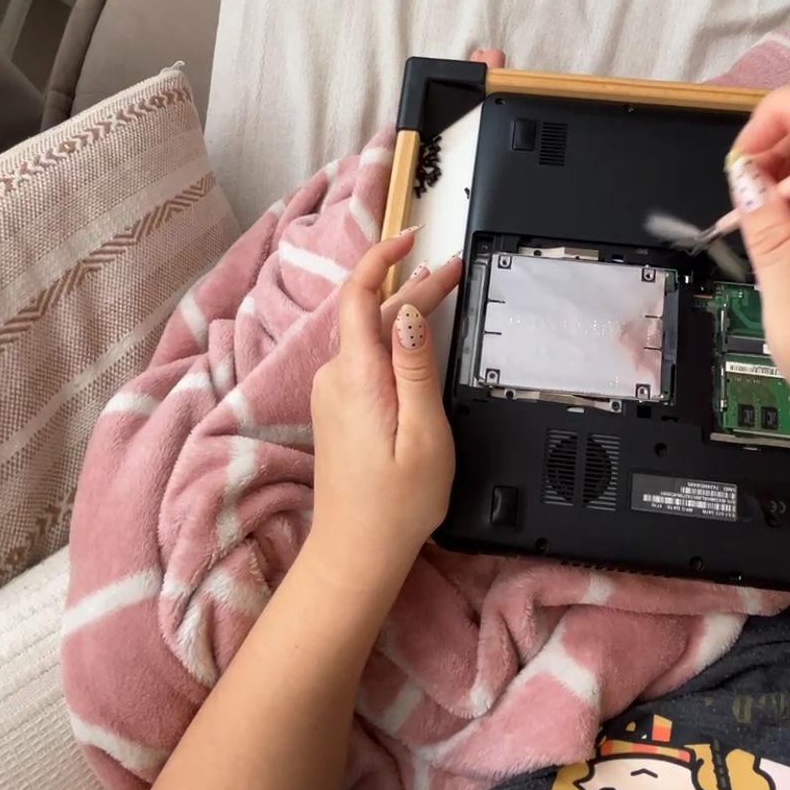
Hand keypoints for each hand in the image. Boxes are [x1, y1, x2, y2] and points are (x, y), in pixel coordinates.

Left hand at [307, 228, 463, 587]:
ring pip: (371, 335)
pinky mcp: (338, 406)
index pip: (358, 296)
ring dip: (404, 311)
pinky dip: (394, 338)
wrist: (356, 550)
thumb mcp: (422, 431)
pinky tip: (415, 338)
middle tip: (456, 272)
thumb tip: (411, 311)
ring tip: (441, 291)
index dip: (381, 259)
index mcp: (358, 377)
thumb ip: (416, 368)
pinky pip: (366, 357)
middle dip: (413, 288)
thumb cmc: (397, 501)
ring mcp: (333, 391)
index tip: (409, 239)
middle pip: (373, 314)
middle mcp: (337, 376)